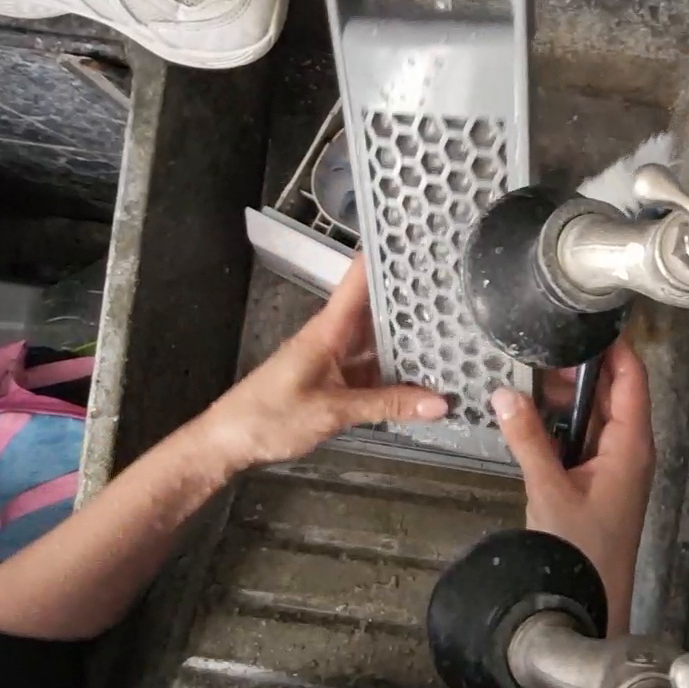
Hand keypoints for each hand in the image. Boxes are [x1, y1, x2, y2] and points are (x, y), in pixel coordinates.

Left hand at [198, 256, 447, 470]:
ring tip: (455, 336)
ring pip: (379, 345)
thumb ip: (388, 405)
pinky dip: (397, 377)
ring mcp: (336, 362)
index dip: (387, 257)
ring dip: (409, 344)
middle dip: (414, 303)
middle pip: (378, 312)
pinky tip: (425, 381)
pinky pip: (373, 373)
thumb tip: (441, 404)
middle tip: (459, 295)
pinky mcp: (336, 384)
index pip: (360, 279)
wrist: (229, 443)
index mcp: (329, 329)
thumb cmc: (272, 416)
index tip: (424, 245)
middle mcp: (335, 338)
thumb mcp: (333, 411)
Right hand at [490, 341, 653, 633]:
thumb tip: (503, 393)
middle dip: (582, 369)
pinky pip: (584, 437)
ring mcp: (615, 465)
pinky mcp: (599, 480)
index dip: (616, 346)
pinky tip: (533, 415)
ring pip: (596, 415)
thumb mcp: (549, 489)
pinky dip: (563, 423)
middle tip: (542, 347)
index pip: (632, 378)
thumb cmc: (580, 549)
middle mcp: (629, 448)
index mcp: (630, 444)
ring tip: (531, 375)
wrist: (587, 604)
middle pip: (615, 392)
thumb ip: (527, 438)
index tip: (587, 319)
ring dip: (569, 397)